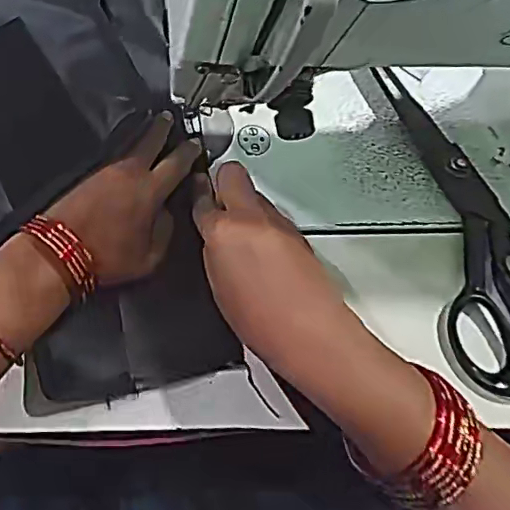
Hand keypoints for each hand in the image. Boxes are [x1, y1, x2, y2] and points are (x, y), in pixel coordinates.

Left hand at [44, 113, 201, 284]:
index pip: (176, 163)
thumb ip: (165, 231)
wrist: (60, 249)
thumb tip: (166, 215)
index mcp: (149, 190)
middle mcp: (128, 174)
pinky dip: (124, 153)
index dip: (188, 151)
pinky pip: (113, 158)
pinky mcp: (88, 176)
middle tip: (167, 119)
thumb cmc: (105, 256)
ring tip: (148, 133)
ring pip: (129, 147)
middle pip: (149, 140)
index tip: (194, 145)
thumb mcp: (149, 256)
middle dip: (161, 127)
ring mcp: (106, 172)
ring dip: (141, 138)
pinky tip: (125, 158)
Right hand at [192, 162, 359, 372]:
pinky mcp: (299, 234)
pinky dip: (266, 226)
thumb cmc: (265, 323)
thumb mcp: (217, 286)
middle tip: (218, 197)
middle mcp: (253, 218)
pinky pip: (275, 217)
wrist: (312, 335)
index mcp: (222, 230)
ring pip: (257, 195)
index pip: (202, 196)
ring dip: (247, 208)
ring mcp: (279, 223)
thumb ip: (212, 250)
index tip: (197, 191)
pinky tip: (264, 252)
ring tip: (243, 234)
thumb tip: (212, 237)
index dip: (198, 193)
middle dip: (223, 180)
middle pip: (232, 174)